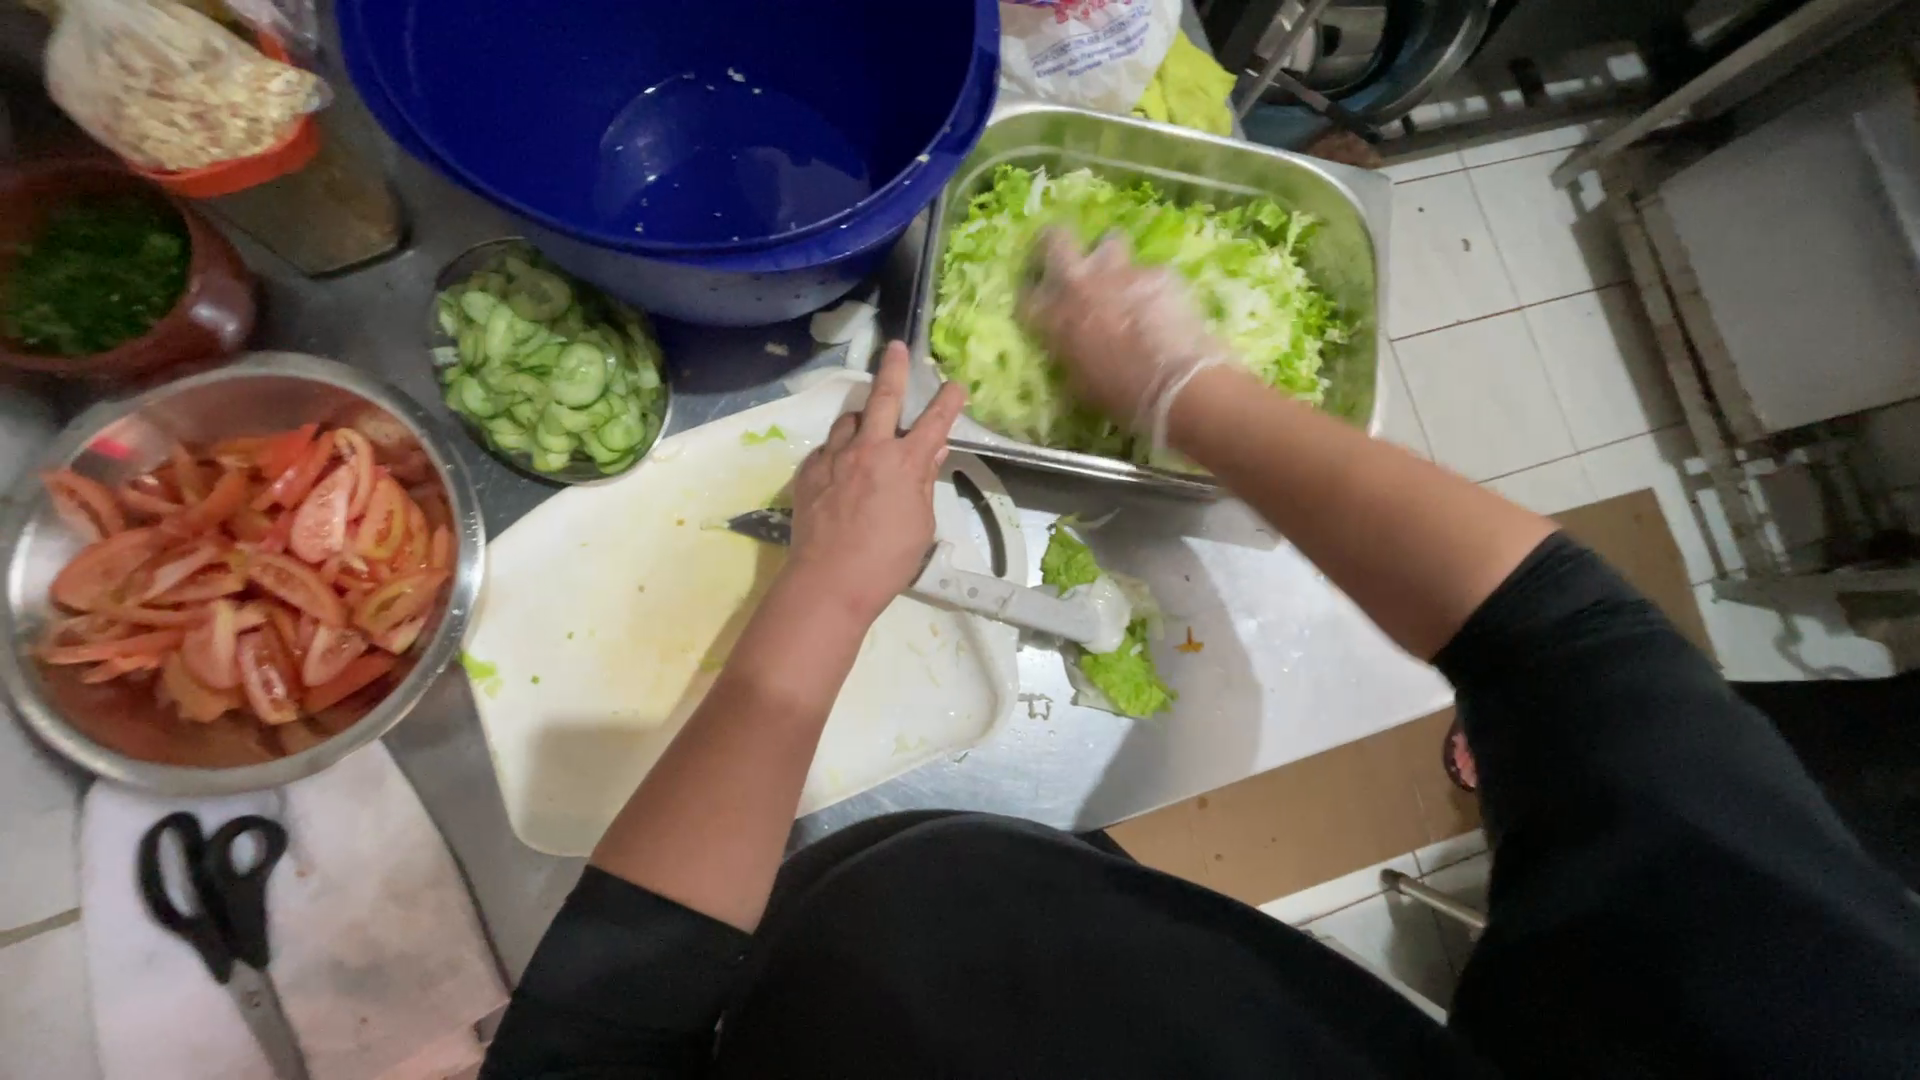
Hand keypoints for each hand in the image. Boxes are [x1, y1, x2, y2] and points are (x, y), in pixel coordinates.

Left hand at [785, 341, 965, 622]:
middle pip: (883, 397)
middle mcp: (869, 449)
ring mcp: (834, 457)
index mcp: (905, 463)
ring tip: (864, 426)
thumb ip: (924, 484)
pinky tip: (839, 466)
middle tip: (895, 348)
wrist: (830, 580)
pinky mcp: (808, 472)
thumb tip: (931, 454)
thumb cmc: (887, 560)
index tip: (956, 384)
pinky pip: (826, 449)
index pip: (934, 422)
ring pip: (848, 420)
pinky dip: (837, 450)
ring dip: (860, 418)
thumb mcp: (921, 525)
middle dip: (893, 368)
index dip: (948, 401)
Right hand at [1020, 229, 1228, 447]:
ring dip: (1112, 255)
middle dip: (1058, 242)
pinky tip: (1167, 308)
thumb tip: (1071, 343)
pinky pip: (1151, 271)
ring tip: (1124, 277)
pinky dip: (1155, 286)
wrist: (1172, 386)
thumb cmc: (1118, 396)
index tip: (1041, 297)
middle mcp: (1079, 284)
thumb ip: (1067, 350)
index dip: (1033, 291)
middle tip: (1068, 253)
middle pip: (1056, 239)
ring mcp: (1119, 272)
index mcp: (1053, 317)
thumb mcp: (1077, 381)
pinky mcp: (1157, 271)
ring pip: (1110, 240)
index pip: (1026, 292)